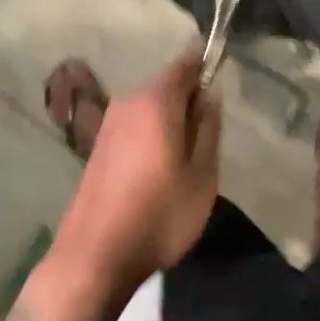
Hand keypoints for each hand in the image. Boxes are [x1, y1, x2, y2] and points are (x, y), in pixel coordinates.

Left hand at [50, 50, 221, 289]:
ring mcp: (109, 125)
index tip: (224, 87)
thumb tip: (211, 94)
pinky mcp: (99, 147)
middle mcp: (128, 103)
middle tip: (210, 141)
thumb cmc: (159, 215)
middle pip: (168, 86)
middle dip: (191, 102)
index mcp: (155, 101)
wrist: (95, 257)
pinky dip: (153, 137)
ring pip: (152, 108)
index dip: (208, 66)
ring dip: (172, 123)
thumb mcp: (202, 175)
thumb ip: (209, 128)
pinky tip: (161, 172)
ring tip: (187, 163)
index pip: (186, 63)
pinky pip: (136, 127)